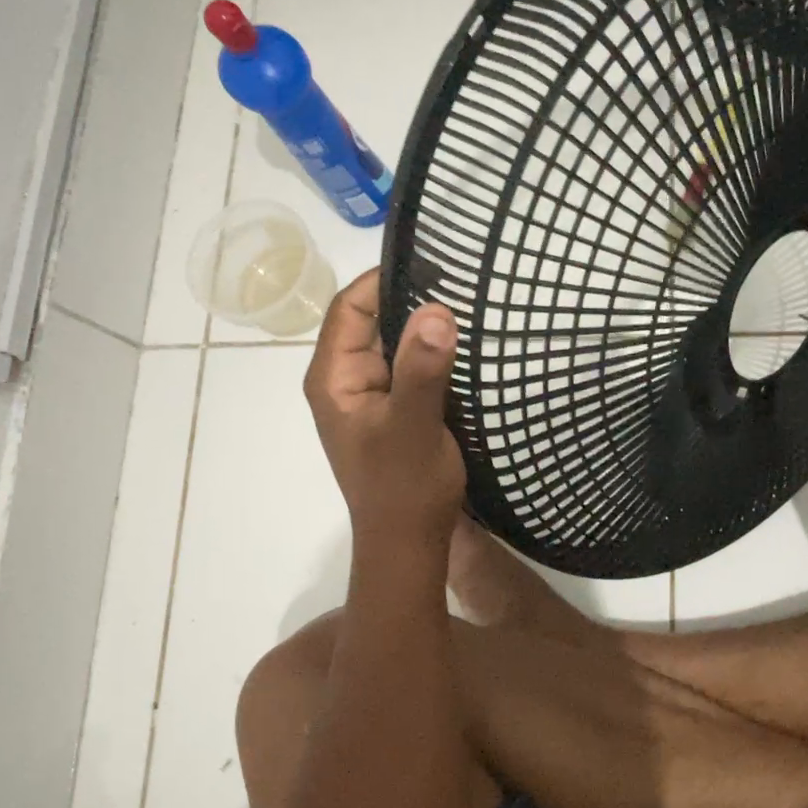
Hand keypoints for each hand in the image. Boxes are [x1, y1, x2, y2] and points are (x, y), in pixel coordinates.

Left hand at [305, 268, 464, 544]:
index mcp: (334, 378)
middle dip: (413, 302)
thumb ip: (421, 369)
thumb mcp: (413, 426)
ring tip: (473, 308)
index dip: (384, 279)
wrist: (409, 546)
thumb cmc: (404, 488)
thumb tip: (436, 310)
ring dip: (427, 331)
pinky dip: (435, 358)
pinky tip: (468, 350)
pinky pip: (412, 371)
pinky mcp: (395, 413)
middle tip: (463, 281)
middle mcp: (346, 381)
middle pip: (373, 323)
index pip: (349, 308)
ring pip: (396, 347)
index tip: (433, 262)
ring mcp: (371, 398)